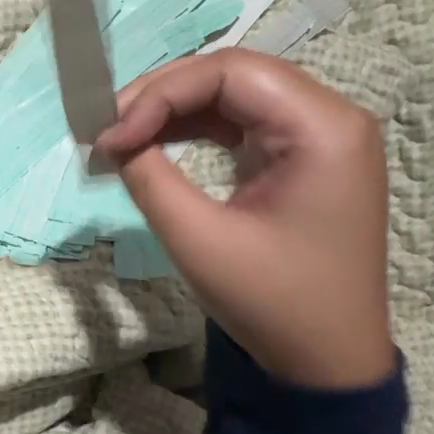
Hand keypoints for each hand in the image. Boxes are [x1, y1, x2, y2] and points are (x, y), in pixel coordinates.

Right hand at [96, 49, 394, 389]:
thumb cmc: (271, 302)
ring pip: (233, 97)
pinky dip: (191, 132)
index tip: (109, 136)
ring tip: (119, 137)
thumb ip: (150, 178)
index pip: (231, 72)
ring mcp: (318, 139)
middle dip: (161, 96)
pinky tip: (152, 145)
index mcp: (323, 128)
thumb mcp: (199, 240)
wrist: (326, 360)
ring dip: (171, 111)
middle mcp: (330, 119)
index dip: (160, 93)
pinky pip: (241, 126)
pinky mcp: (301, 161)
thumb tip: (112, 139)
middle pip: (233, 76)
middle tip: (104, 130)